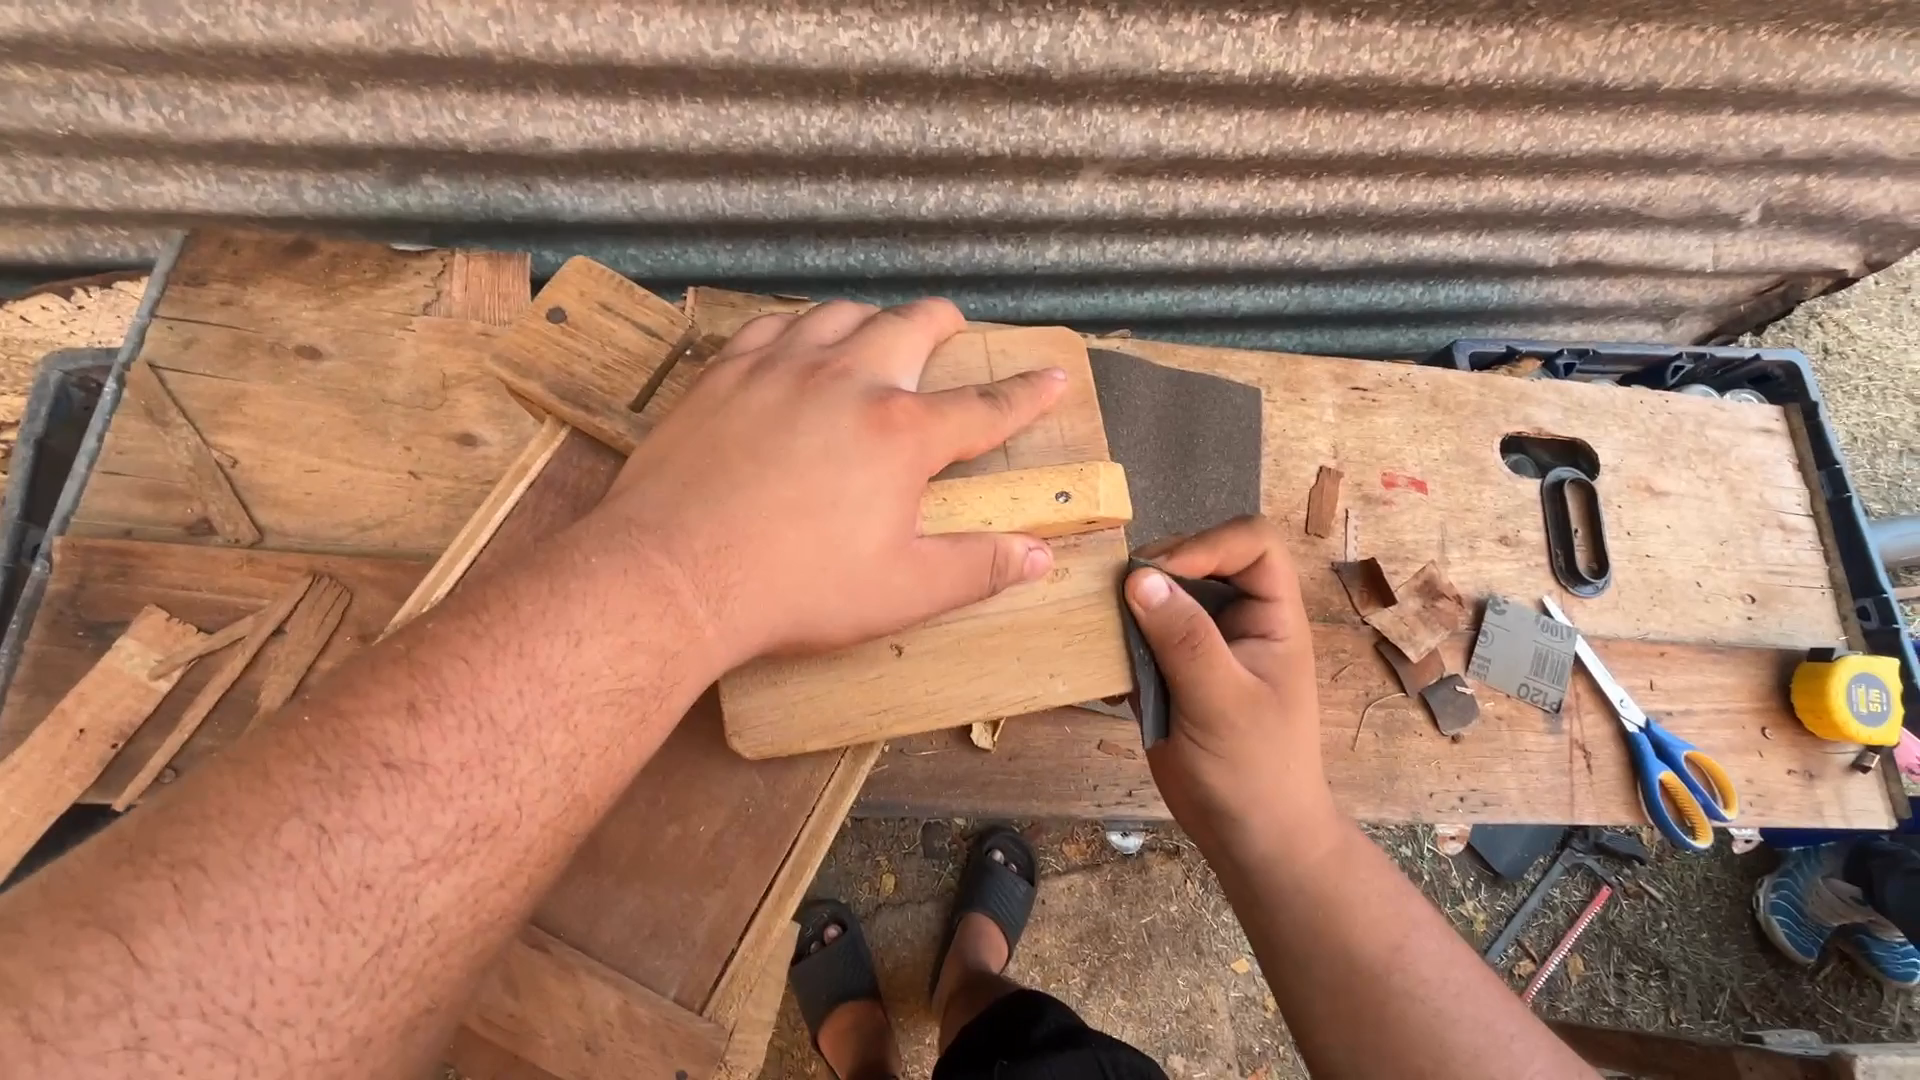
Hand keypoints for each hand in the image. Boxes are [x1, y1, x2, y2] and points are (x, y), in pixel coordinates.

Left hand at [586, 298, 1067, 668]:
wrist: (673, 574)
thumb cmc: (796, 589)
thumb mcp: (902, 591)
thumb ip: (976, 569)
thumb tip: (1038, 558)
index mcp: (901, 434)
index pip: (983, 408)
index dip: (1025, 394)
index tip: (1052, 375)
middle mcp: (848, 381)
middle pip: (911, 327)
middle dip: (943, 323)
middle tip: (952, 327)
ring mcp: (781, 368)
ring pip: (841, 314)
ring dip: (873, 317)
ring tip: (879, 331)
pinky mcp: (725, 373)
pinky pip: (773, 326)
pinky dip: (799, 327)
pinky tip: (797, 342)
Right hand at [1123, 516, 1334, 848]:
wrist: (1248, 837)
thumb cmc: (1254, 771)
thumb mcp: (1223, 703)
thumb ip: (1184, 639)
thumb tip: (1139, 577)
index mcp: (1271, 617)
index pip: (1251, 543)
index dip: (1207, 543)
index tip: (1158, 573)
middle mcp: (1236, 620)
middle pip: (1199, 559)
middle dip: (1158, 570)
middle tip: (1117, 597)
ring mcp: (1201, 644)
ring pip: (1163, 595)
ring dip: (1131, 605)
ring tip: (1102, 625)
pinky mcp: (1170, 669)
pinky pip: (1141, 633)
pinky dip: (1120, 639)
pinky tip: (1105, 663)